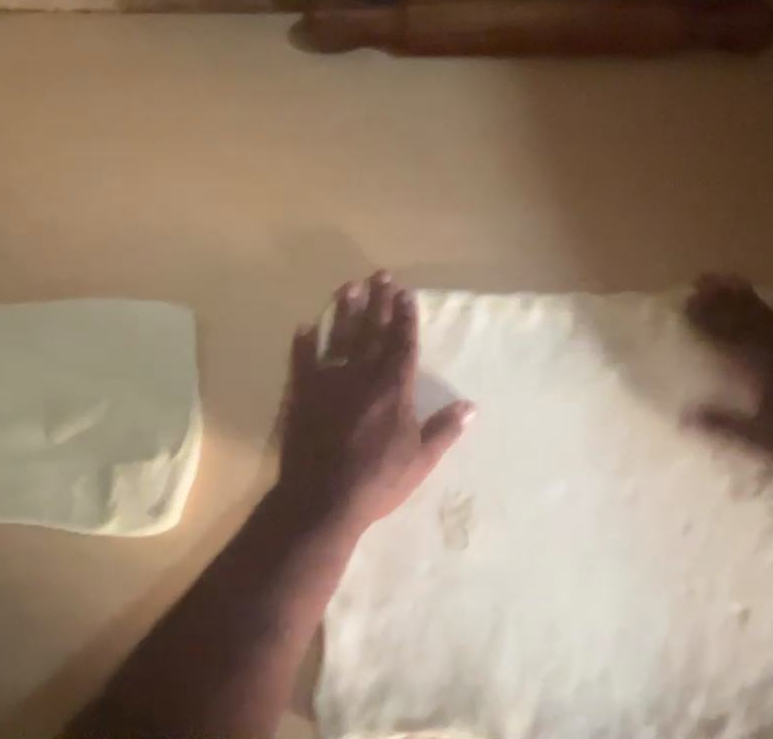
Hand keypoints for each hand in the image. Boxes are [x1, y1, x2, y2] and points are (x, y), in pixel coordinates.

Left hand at [274, 271, 474, 532]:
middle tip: (381, 274)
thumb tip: (471, 407)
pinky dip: (304, 343)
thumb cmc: (377, 480)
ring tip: (349, 285)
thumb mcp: (421, 460)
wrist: (322, 498)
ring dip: (345, 310)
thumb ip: (444, 430)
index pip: (402, 343)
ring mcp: (329, 381)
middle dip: (379, 301)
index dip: (405, 317)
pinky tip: (305, 325)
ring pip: (339, 336)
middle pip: (373, 330)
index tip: (405, 293)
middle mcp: (363, 374)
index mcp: (394, 388)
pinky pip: (302, 360)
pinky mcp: (301, 393)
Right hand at [684, 273, 772, 472]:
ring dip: (747, 296)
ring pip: (769, 309)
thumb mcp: (758, 438)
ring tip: (730, 281)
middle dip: (720, 297)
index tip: (685, 302)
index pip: (723, 331)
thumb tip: (683, 415)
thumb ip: (720, 423)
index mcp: (757, 361)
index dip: (703, 315)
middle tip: (701, 282)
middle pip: (744, 313)